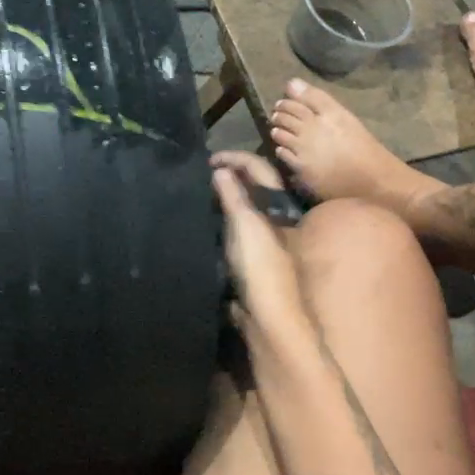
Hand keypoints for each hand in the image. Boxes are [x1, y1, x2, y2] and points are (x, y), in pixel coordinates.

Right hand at [210, 152, 310, 331]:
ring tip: (197, 193)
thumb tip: (221, 169)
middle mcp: (273, 219)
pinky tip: (203, 223)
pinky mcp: (250, 258)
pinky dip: (219, 219)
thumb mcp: (246, 226)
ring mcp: (262, 239)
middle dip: (228, 174)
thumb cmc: (261, 266)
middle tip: (200, 173)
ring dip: (223, 196)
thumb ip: (234, 196)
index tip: (207, 159)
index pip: (258, 168)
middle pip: (253, 186)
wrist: (269, 317)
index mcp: (276, 206)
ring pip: (243, 207)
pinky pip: (234, 228)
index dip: (235, 157)